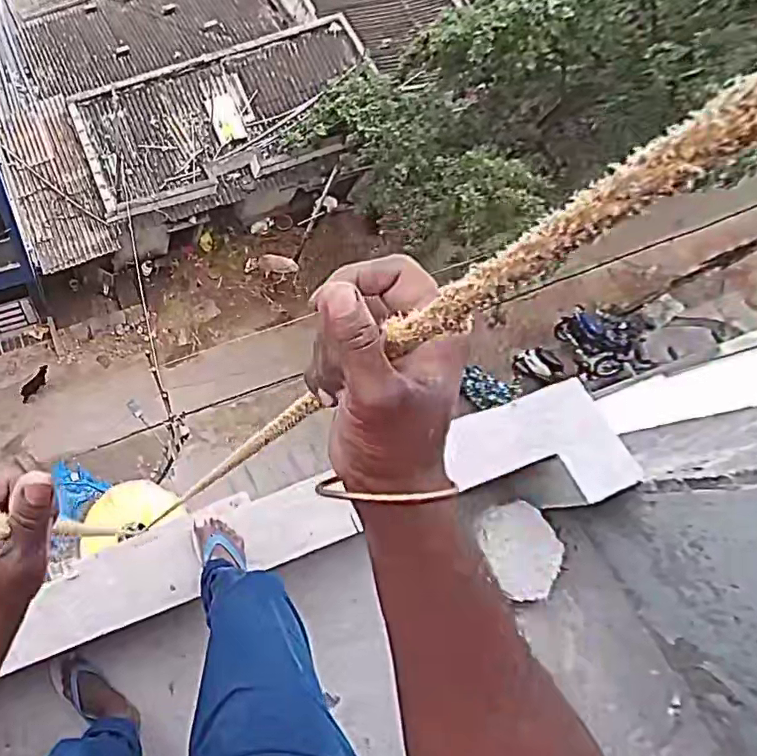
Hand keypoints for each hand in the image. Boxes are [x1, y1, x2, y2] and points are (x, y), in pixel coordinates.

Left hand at [0, 464, 55, 616]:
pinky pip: (17, 499)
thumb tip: (39, 479)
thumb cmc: (2, 592)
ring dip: (33, 511)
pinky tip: (24, 537)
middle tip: (33, 534)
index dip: (32, 496)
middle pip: (16, 476)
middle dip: (34, 503)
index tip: (36, 522)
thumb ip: (31, 516)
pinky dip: (29, 517)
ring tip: (28, 539)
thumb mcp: (24, 554)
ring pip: (20, 487)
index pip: (12, 472)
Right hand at [305, 256, 465, 496]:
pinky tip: (334, 395)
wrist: (385, 483)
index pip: (395, 272)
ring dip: (326, 357)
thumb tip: (335, 293)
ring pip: (335, 325)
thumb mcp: (377, 393)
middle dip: (336, 333)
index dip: (358, 280)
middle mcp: (410, 330)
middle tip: (343, 367)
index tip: (328, 302)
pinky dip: (320, 372)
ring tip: (341, 389)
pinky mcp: (359, 365)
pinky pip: (324, 349)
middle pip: (356, 298)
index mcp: (435, 325)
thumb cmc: (397, 446)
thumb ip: (357, 342)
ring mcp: (382, 348)